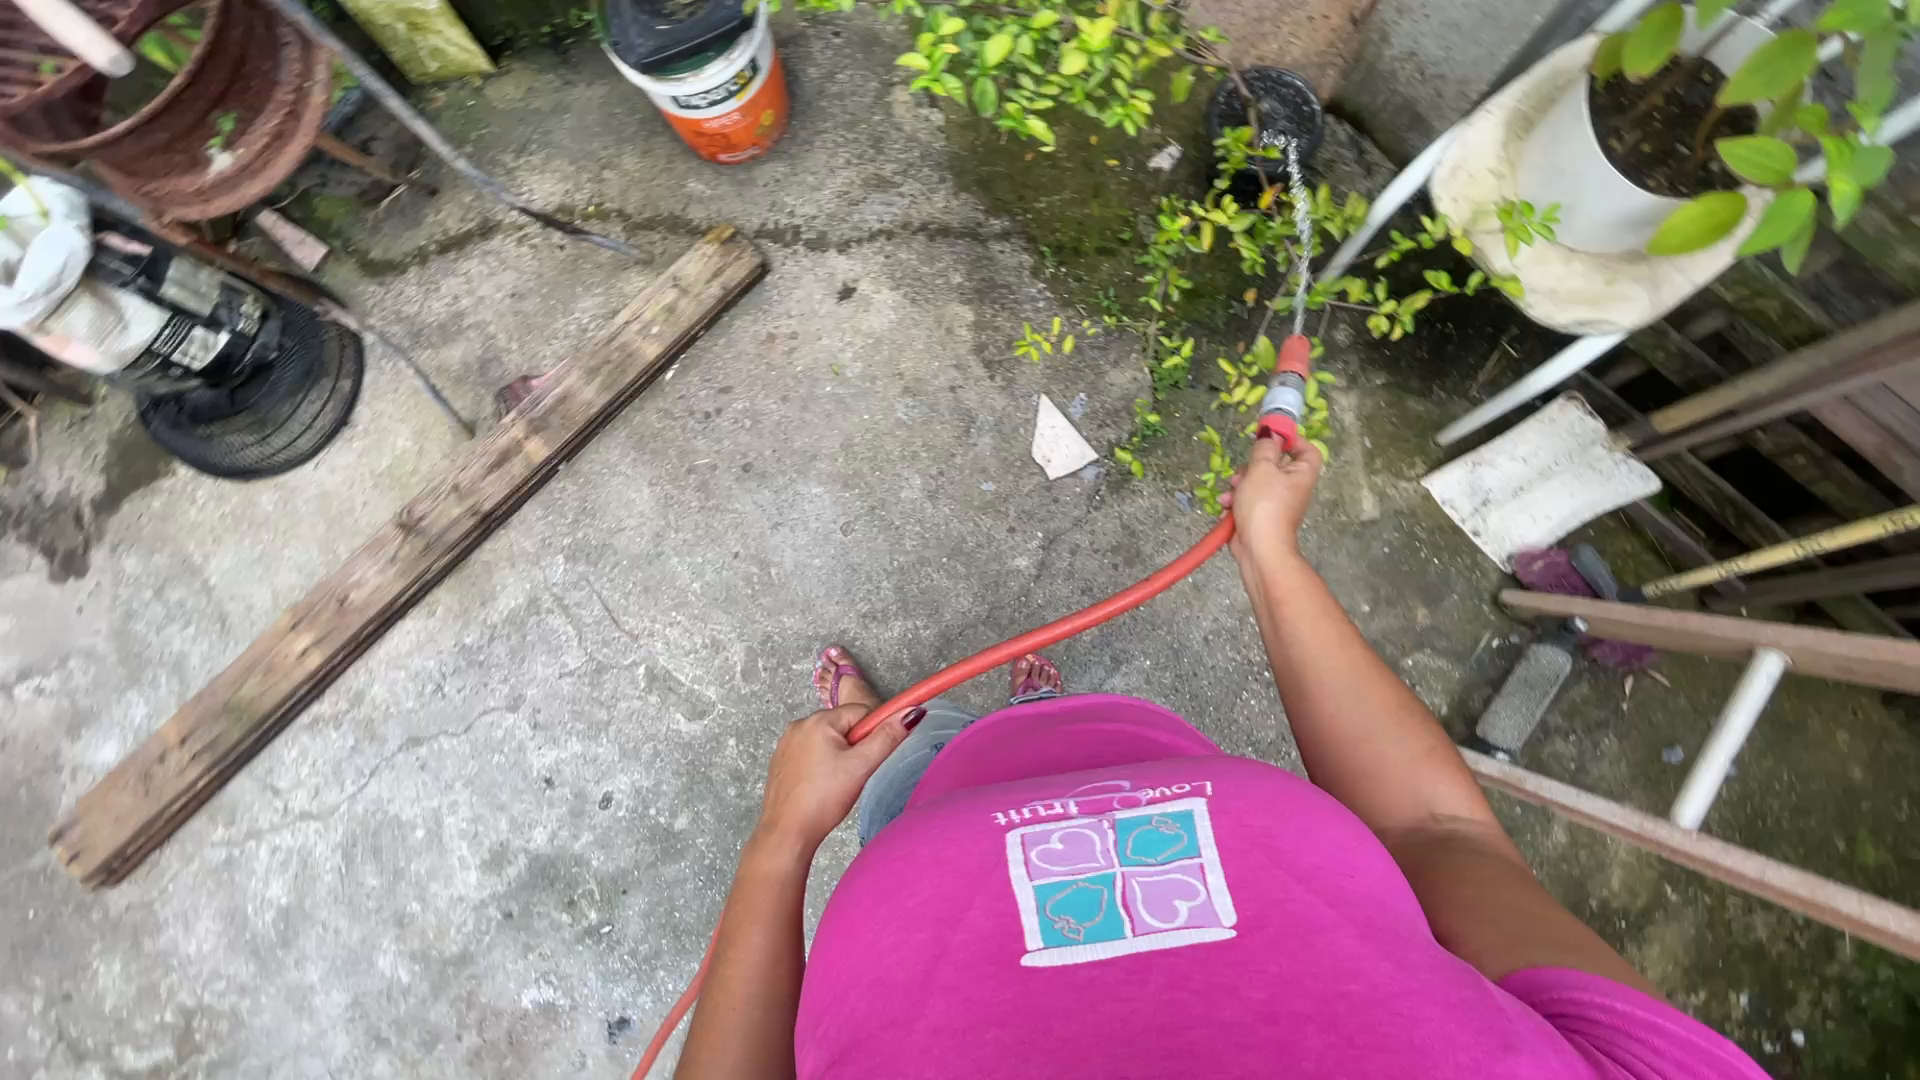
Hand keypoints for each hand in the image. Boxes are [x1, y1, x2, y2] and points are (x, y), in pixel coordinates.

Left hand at [754, 704, 911, 852]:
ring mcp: (786, 743)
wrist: (786, 834)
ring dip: (838, 755)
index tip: (868, 758)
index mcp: (818, 721)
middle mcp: (799, 725)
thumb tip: (910, 712)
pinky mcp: (780, 760)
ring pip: (827, 740)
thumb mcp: (861, 767)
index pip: (860, 712)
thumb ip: (887, 737)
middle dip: (854, 746)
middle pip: (843, 725)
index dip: (872, 733)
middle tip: (853, 774)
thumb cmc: (824, 800)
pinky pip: (810, 752)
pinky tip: (820, 786)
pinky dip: (820, 764)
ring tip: (837, 783)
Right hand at [1222, 436, 1322, 565]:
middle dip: (1252, 466)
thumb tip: (1271, 432)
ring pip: (1255, 482)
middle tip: (1243, 470)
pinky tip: (1226, 506)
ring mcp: (1276, 502)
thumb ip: (1265, 447)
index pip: (1307, 449)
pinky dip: (1235, 501)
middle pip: (1273, 465)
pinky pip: (1247, 499)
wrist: (1259, 547)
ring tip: (1231, 492)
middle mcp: (1292, 486)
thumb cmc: (1264, 505)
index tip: (1270, 437)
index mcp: (1302, 473)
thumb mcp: (1261, 468)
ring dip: (1238, 484)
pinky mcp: (1260, 515)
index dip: (1291, 440)